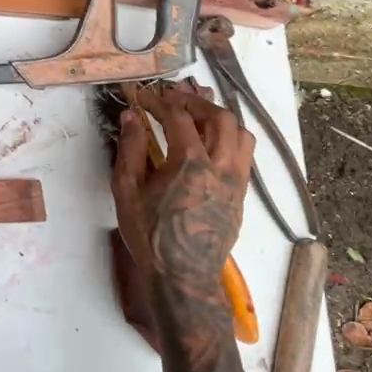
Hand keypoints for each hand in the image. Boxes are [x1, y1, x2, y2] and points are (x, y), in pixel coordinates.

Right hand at [111, 81, 253, 308]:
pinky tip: (209, 144)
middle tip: (173, 100)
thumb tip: (131, 117)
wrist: (183, 275)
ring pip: (241, 135)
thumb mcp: (127, 189)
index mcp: (190, 164)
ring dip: (219, 119)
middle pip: (220, 118)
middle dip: (195, 103)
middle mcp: (221, 168)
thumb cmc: (149, 233)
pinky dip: (228, 139)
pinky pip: (244, 156)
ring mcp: (237, 182)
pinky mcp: (242, 196)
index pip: (179, 117)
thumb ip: (130, 148)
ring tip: (197, 117)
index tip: (144, 96)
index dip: (160, 101)